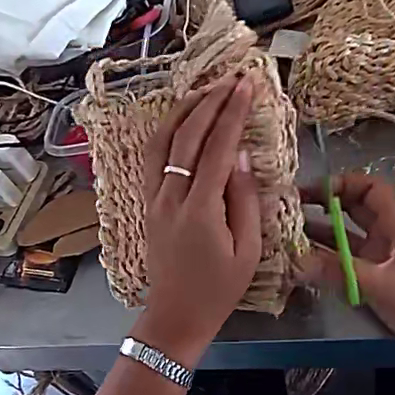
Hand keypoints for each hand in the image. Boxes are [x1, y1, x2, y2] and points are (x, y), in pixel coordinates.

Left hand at [131, 73, 261, 366]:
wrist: (176, 314)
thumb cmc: (219, 289)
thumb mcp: (248, 250)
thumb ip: (245, 200)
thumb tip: (240, 154)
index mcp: (200, 210)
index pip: (216, 149)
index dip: (233, 114)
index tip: (247, 86)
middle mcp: (170, 197)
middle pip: (187, 137)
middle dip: (211, 102)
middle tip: (232, 79)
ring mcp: (153, 198)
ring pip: (162, 141)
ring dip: (183, 111)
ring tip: (206, 90)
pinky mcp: (147, 202)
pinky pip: (152, 157)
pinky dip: (166, 131)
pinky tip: (181, 119)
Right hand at [302, 173, 394, 355]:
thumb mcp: (381, 284)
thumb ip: (338, 272)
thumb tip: (296, 262)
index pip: (370, 188)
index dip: (342, 184)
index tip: (312, 193)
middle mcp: (390, 236)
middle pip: (356, 210)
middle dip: (326, 206)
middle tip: (292, 210)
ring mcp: (385, 258)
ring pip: (350, 237)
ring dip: (324, 234)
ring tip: (292, 234)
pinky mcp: (382, 280)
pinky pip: (351, 262)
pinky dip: (331, 260)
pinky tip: (309, 264)